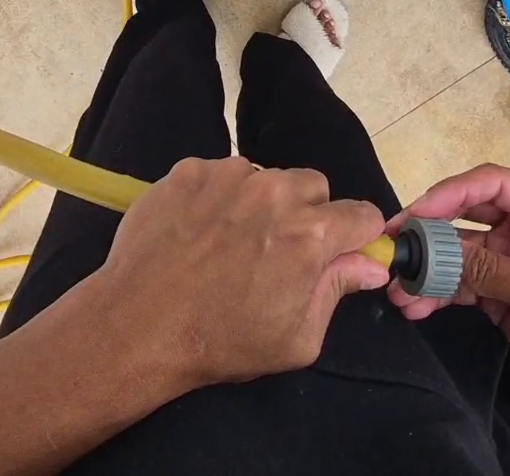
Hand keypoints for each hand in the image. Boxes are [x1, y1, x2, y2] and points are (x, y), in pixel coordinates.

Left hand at [82, 156, 389, 390]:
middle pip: (315, 186)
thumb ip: (337, 290)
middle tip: (278, 248)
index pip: (362, 213)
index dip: (357, 233)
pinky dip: (218, 195)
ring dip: (260, 201)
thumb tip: (371, 263)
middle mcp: (275, 192)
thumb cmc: (221, 341)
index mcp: (310, 234)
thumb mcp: (296, 338)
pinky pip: (221, 173)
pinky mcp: (191, 169)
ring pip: (266, 176)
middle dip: (308, 212)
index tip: (342, 248)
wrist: (138, 323)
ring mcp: (229, 174)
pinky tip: (198, 227)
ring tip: (229, 239)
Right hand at [386, 163, 509, 409]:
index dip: (451, 193)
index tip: (417, 213)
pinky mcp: (498, 290)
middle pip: (466, 214)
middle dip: (429, 230)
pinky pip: (460, 282)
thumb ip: (490, 268)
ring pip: (457, 251)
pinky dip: (437, 292)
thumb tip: (437, 252)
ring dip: (428, 268)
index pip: (491, 184)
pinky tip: (415, 305)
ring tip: (398, 287)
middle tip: (395, 245)